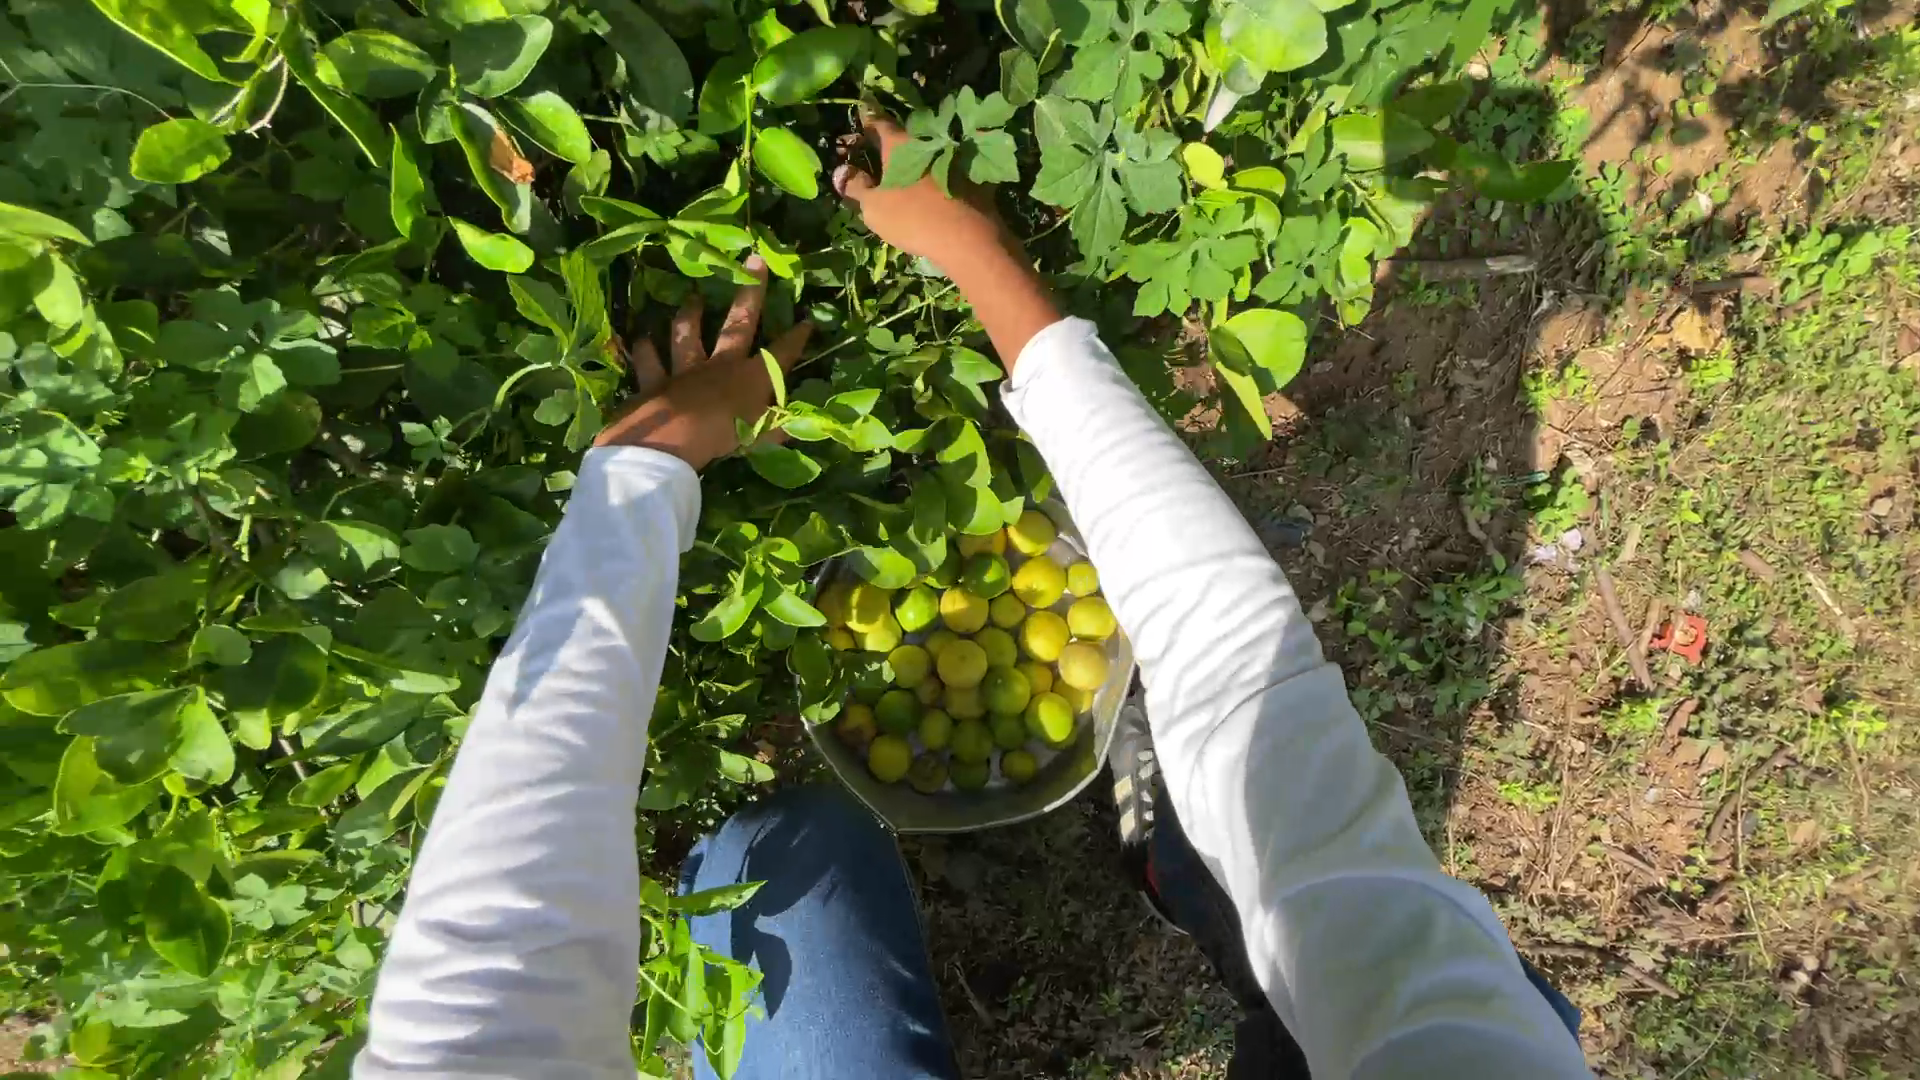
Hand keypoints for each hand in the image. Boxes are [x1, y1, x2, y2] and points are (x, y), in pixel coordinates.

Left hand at [594, 256, 811, 470]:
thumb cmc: (724, 437)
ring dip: (691, 314)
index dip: (796, 338)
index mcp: (752, 378)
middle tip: (755, 261)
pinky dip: (646, 350)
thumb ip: (777, 428)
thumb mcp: (760, 437)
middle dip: (751, 292)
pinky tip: (642, 338)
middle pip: (739, 323)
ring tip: (694, 297)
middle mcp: (721, 364)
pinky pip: (651, 362)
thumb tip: (794, 427)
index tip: (807, 320)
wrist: (674, 440)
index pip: (781, 353)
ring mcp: (686, 369)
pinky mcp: (657, 380)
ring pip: (687, 334)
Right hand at [833, 111, 1013, 276]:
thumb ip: (856, 187)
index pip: (878, 121)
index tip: (862, 118)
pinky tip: (937, 190)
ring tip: (910, 175)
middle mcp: (928, 141)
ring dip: (920, 160)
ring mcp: (953, 158)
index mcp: (900, 143)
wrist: (966, 239)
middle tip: (884, 154)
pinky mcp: (973, 177)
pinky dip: (943, 175)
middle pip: (906, 137)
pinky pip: (952, 170)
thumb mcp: (874, 207)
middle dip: (895, 143)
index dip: (867, 120)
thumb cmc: (913, 219)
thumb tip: (841, 172)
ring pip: (931, 153)